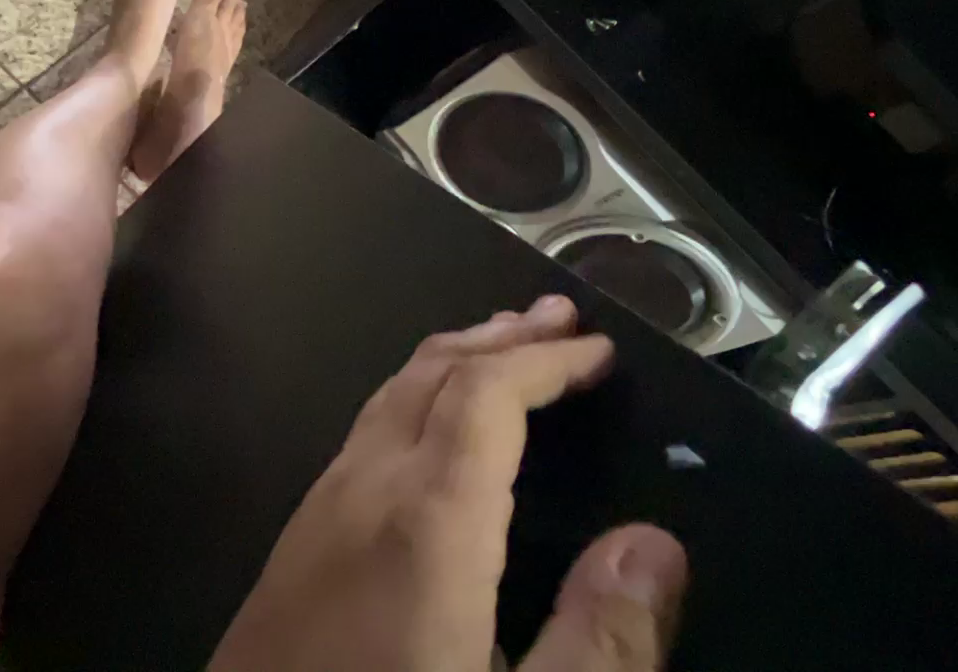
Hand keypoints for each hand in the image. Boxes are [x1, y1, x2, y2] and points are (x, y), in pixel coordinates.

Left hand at [209, 296, 687, 671]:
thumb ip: (598, 641)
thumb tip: (654, 545)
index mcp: (426, 519)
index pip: (485, 395)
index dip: (543, 361)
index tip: (598, 350)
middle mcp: (365, 484)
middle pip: (431, 372)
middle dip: (499, 336)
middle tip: (557, 317)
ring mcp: (323, 501)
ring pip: (391, 392)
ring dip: (453, 358)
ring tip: (504, 345)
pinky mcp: (302, 528)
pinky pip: (367, 426)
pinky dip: (416, 393)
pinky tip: (435, 421)